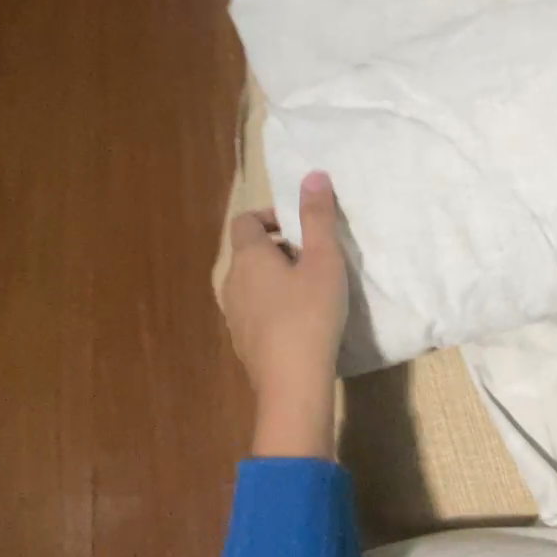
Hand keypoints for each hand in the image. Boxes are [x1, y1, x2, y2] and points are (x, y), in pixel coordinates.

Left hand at [222, 171, 348, 458]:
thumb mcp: (324, 260)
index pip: (245, 222)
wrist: (293, 381)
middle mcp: (232, 282)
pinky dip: (274, 305)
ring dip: (276, 278)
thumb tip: (313, 175)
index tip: (301, 228)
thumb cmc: (311, 312)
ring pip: (251, 283)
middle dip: (279, 248)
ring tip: (312, 290)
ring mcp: (234, 315)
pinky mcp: (244, 341)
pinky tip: (302, 322)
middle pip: (248, 252)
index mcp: (248, 258)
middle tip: (316, 258)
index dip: (271, 217)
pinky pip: (256, 310)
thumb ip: (318, 218)